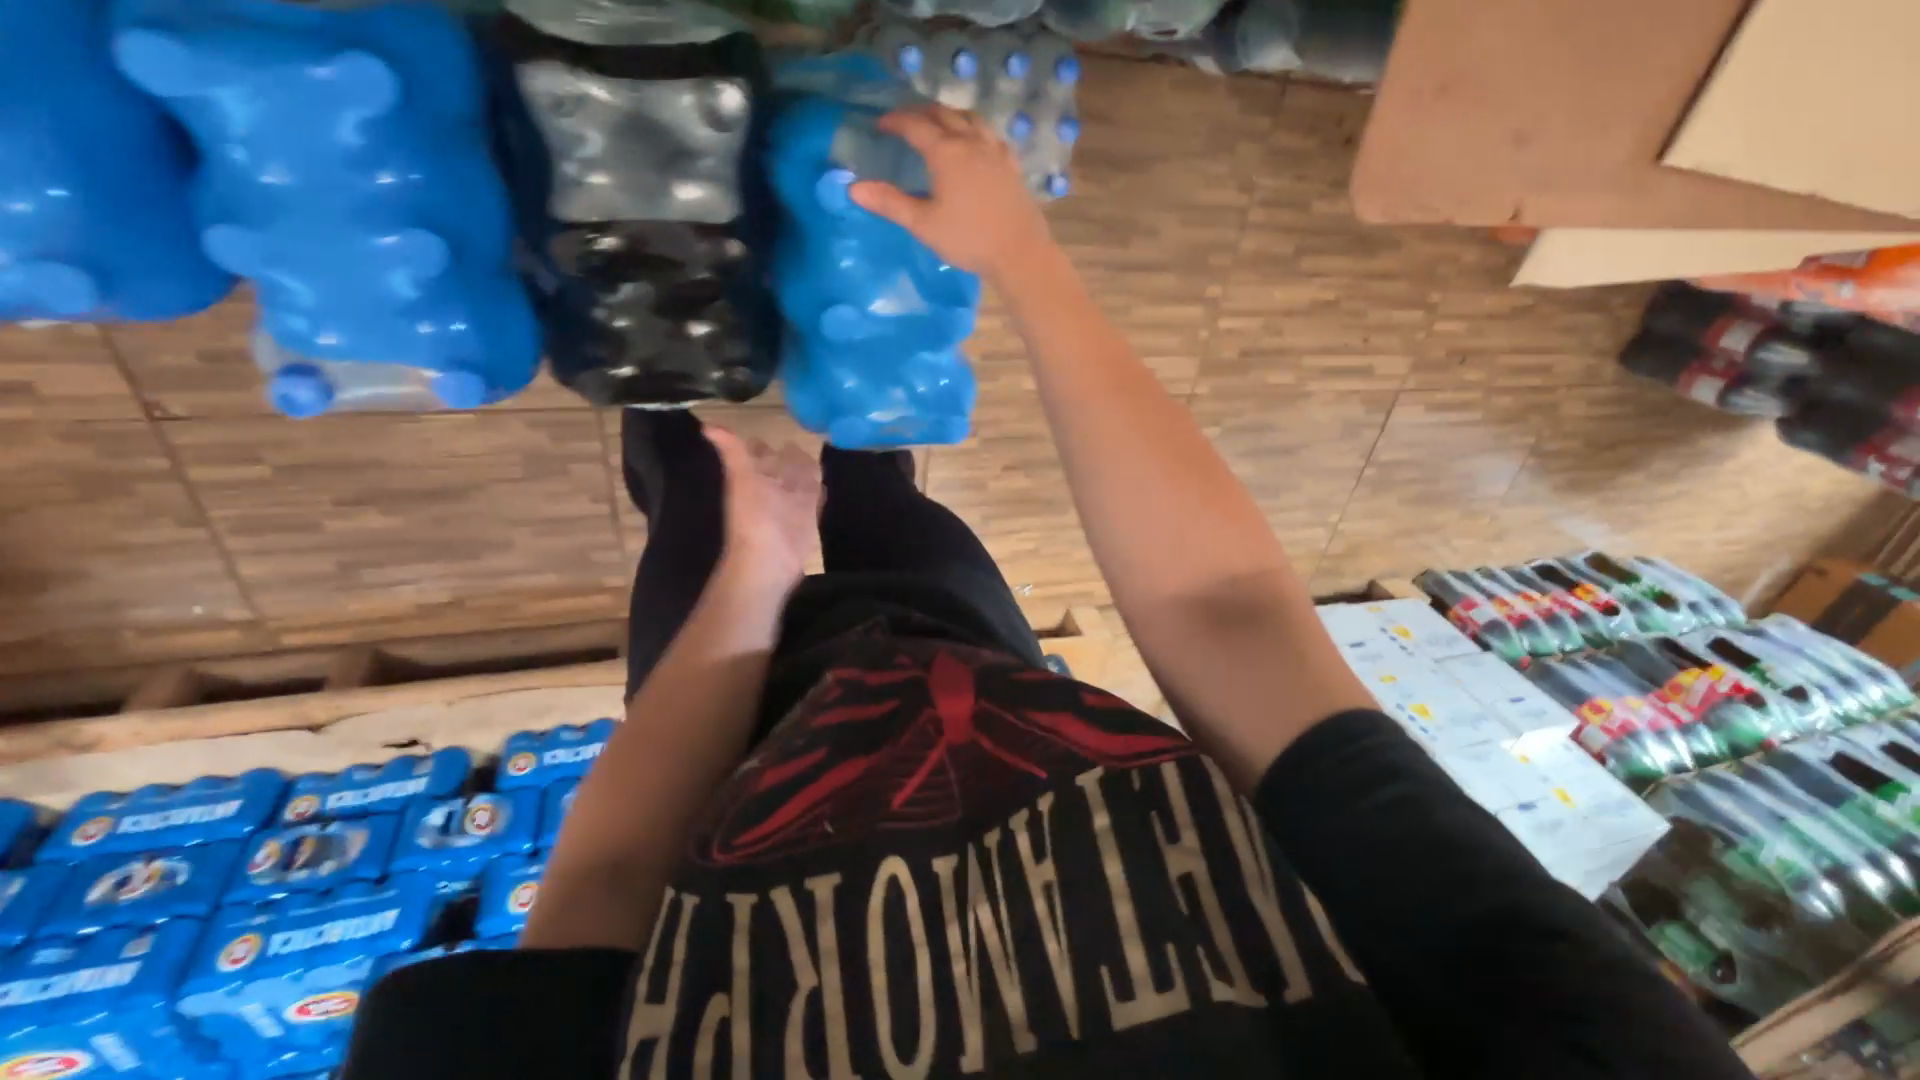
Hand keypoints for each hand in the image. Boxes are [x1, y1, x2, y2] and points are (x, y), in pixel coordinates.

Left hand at [704, 426, 820, 590]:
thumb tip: (707, 426)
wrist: (770, 558)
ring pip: (799, 482)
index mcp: (754, 478)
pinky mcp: (809, 518)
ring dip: (806, 471)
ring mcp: (792, 504)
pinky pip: (814, 500)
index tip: (765, 431)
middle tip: (799, 439)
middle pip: (780, 468)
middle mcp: (772, 489)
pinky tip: (826, 482)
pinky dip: (819, 492)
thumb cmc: (754, 516)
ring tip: (816, 456)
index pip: (757, 455)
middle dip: (787, 457)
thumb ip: (732, 451)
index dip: (759, 445)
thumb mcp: (742, 476)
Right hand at [848, 104, 1055, 280]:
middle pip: (943, 114)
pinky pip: (990, 135)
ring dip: (949, 115)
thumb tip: (854, 187)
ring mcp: (995, 151)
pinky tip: (975, 142)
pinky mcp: (1011, 165)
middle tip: (905, 119)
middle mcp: (971, 142)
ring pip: (970, 118)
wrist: (1019, 251)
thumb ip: (890, 203)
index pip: (915, 125)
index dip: (896, 121)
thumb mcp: (923, 224)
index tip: (880, 124)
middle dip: (921, 112)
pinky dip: (975, 130)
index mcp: (946, 152)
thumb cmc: (968, 239)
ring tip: (939, 123)